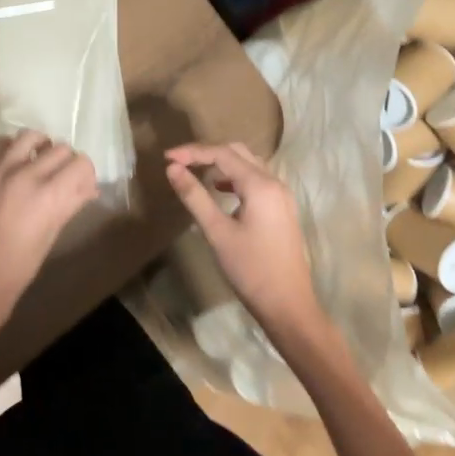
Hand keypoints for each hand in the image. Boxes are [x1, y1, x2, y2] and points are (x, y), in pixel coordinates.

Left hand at [0, 131, 98, 343]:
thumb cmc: (20, 267)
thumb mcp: (52, 234)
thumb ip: (70, 204)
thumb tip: (89, 188)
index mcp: (49, 195)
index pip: (81, 163)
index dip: (86, 174)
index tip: (84, 186)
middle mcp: (25, 174)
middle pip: (60, 148)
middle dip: (68, 162)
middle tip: (64, 180)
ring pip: (31, 136)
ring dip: (42, 147)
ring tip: (41, 165)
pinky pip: (3, 144)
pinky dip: (15, 149)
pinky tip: (17, 166)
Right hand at [165, 142, 318, 329]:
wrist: (287, 304)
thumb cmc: (250, 269)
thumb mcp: (217, 232)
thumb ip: (195, 197)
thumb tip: (173, 169)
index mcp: (260, 186)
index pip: (222, 154)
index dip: (193, 152)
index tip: (167, 158)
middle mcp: (275, 183)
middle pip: (238, 152)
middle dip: (207, 152)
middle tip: (179, 162)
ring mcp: (282, 196)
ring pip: (249, 165)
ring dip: (222, 163)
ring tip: (195, 172)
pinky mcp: (282, 209)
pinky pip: (256, 180)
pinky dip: (235, 177)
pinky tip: (220, 190)